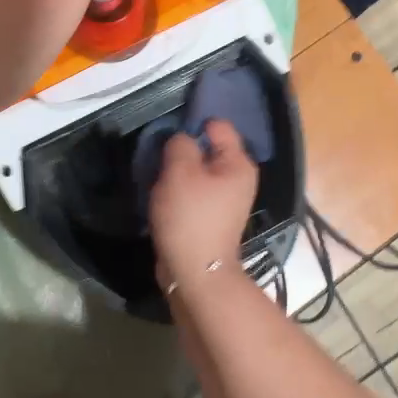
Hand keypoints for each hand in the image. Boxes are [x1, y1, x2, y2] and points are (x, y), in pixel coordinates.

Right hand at [149, 120, 258, 288]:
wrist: (194, 272)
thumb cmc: (190, 217)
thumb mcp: (180, 172)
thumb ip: (180, 145)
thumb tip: (181, 139)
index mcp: (239, 163)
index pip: (218, 126)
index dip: (193, 124)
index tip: (169, 136)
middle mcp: (238, 179)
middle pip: (207, 149)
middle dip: (182, 151)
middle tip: (160, 158)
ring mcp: (226, 200)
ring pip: (197, 172)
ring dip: (177, 173)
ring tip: (158, 178)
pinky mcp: (211, 217)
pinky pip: (193, 192)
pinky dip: (178, 192)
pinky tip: (162, 197)